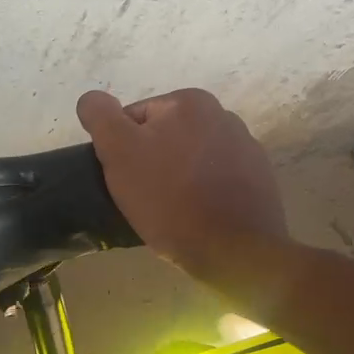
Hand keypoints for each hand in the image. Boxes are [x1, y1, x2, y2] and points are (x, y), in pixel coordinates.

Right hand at [77, 88, 286, 278]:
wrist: (235, 254)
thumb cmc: (169, 198)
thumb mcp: (118, 151)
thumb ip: (100, 115)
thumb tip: (93, 99)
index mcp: (190, 102)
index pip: (136, 118)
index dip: (123, 148)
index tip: (128, 177)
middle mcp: (224, 116)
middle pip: (165, 136)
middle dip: (152, 161)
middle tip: (145, 196)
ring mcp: (247, 149)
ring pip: (191, 158)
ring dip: (179, 177)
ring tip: (172, 210)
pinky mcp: (260, 181)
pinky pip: (217, 180)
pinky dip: (205, 192)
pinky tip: (198, 216)